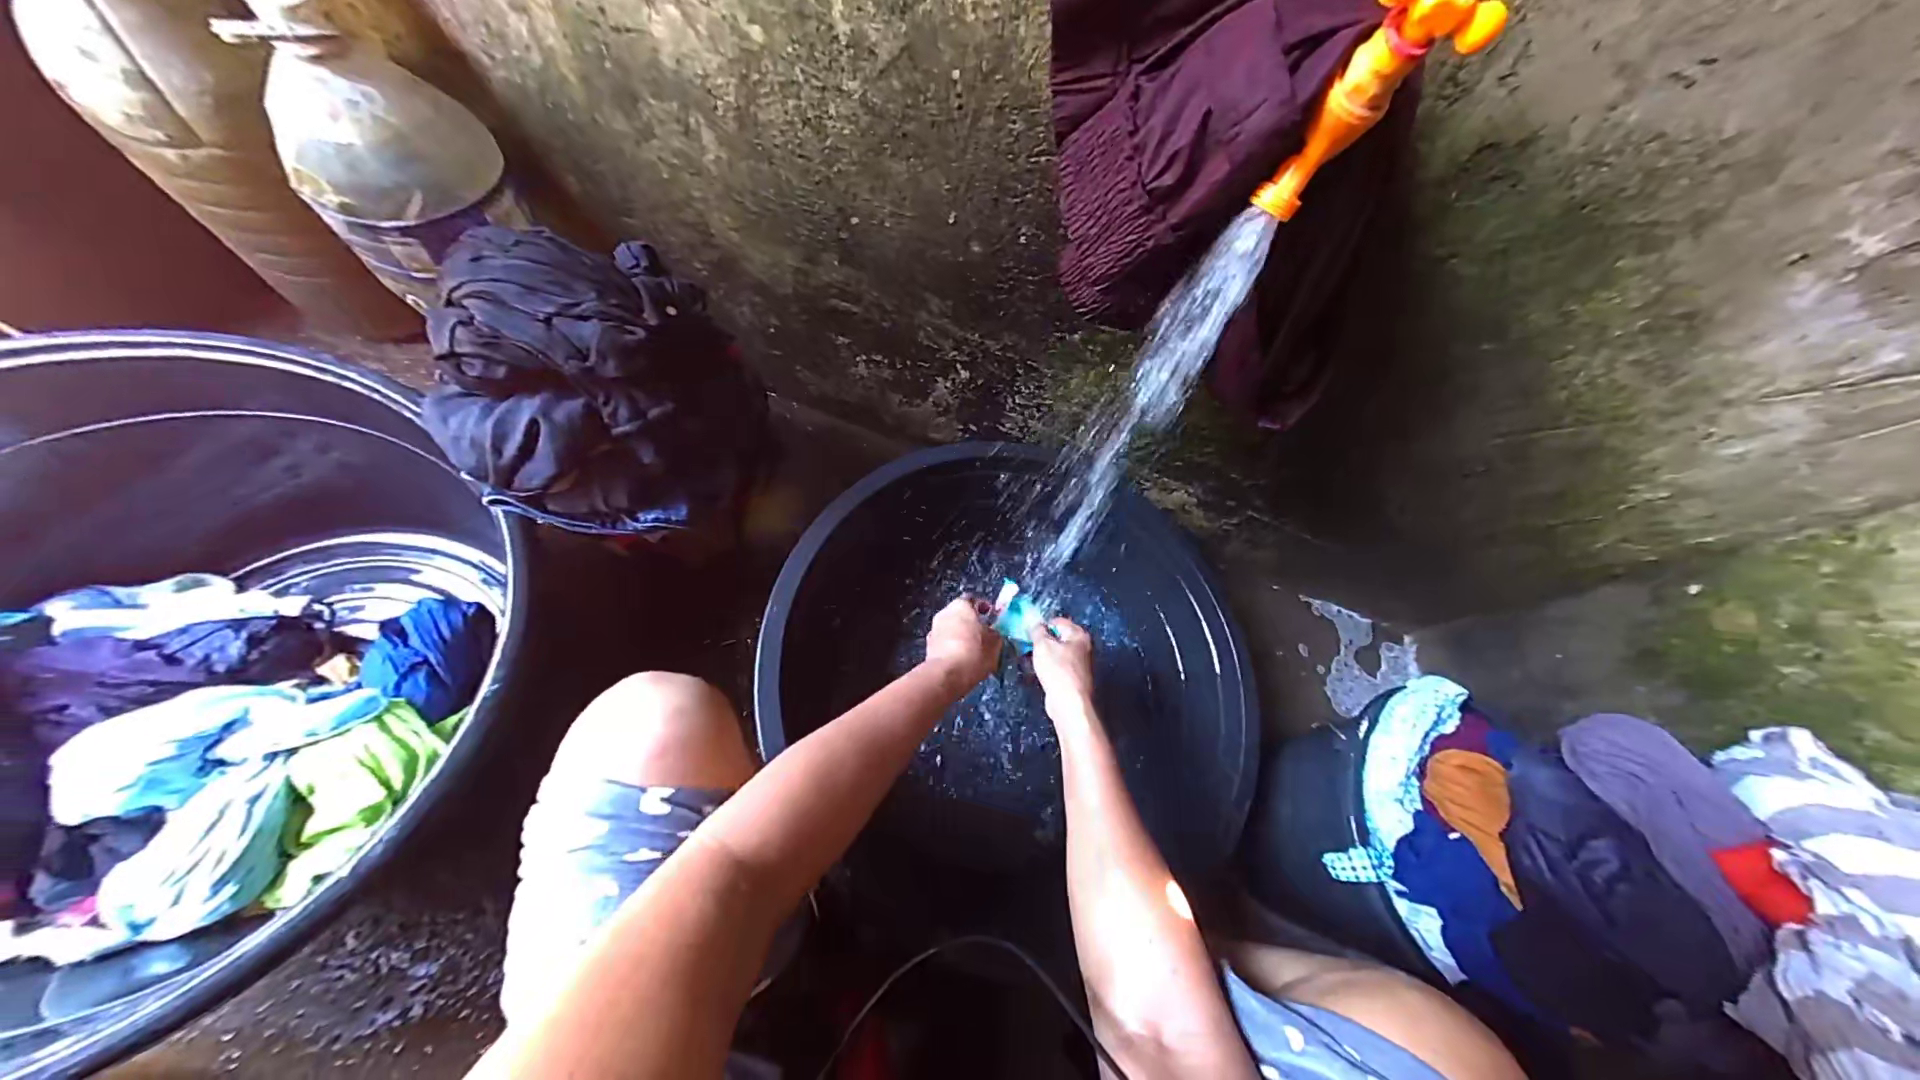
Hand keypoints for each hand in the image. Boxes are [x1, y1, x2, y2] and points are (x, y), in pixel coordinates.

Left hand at [924, 594, 1000, 690]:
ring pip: (951, 629)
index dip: (983, 607)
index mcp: (961, 605)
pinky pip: (944, 644)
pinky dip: (952, 648)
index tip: (990, 616)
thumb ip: (994, 633)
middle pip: (959, 614)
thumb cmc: (975, 651)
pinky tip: (962, 660)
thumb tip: (992, 633)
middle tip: (983, 634)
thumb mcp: (995, 642)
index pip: (973, 600)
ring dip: (960, 636)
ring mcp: (934, 630)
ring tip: (974, 650)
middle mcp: (944, 613)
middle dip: (970, 623)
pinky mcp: (928, 648)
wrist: (948, 674)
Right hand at [1030, 617, 1095, 721]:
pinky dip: (1050, 668)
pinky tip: (1042, 674)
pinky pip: (1059, 666)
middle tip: (1031, 646)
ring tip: (1035, 661)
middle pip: (1058, 637)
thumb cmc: (1058, 671)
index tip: (1029, 633)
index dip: (1041, 625)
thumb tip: (1036, 624)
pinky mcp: (1074, 678)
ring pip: (1058, 653)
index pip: (1057, 621)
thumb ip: (1037, 630)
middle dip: (1043, 641)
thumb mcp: (1042, 645)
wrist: (1069, 702)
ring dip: (1045, 656)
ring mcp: (1080, 663)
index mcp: (1079, 634)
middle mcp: (1083, 647)